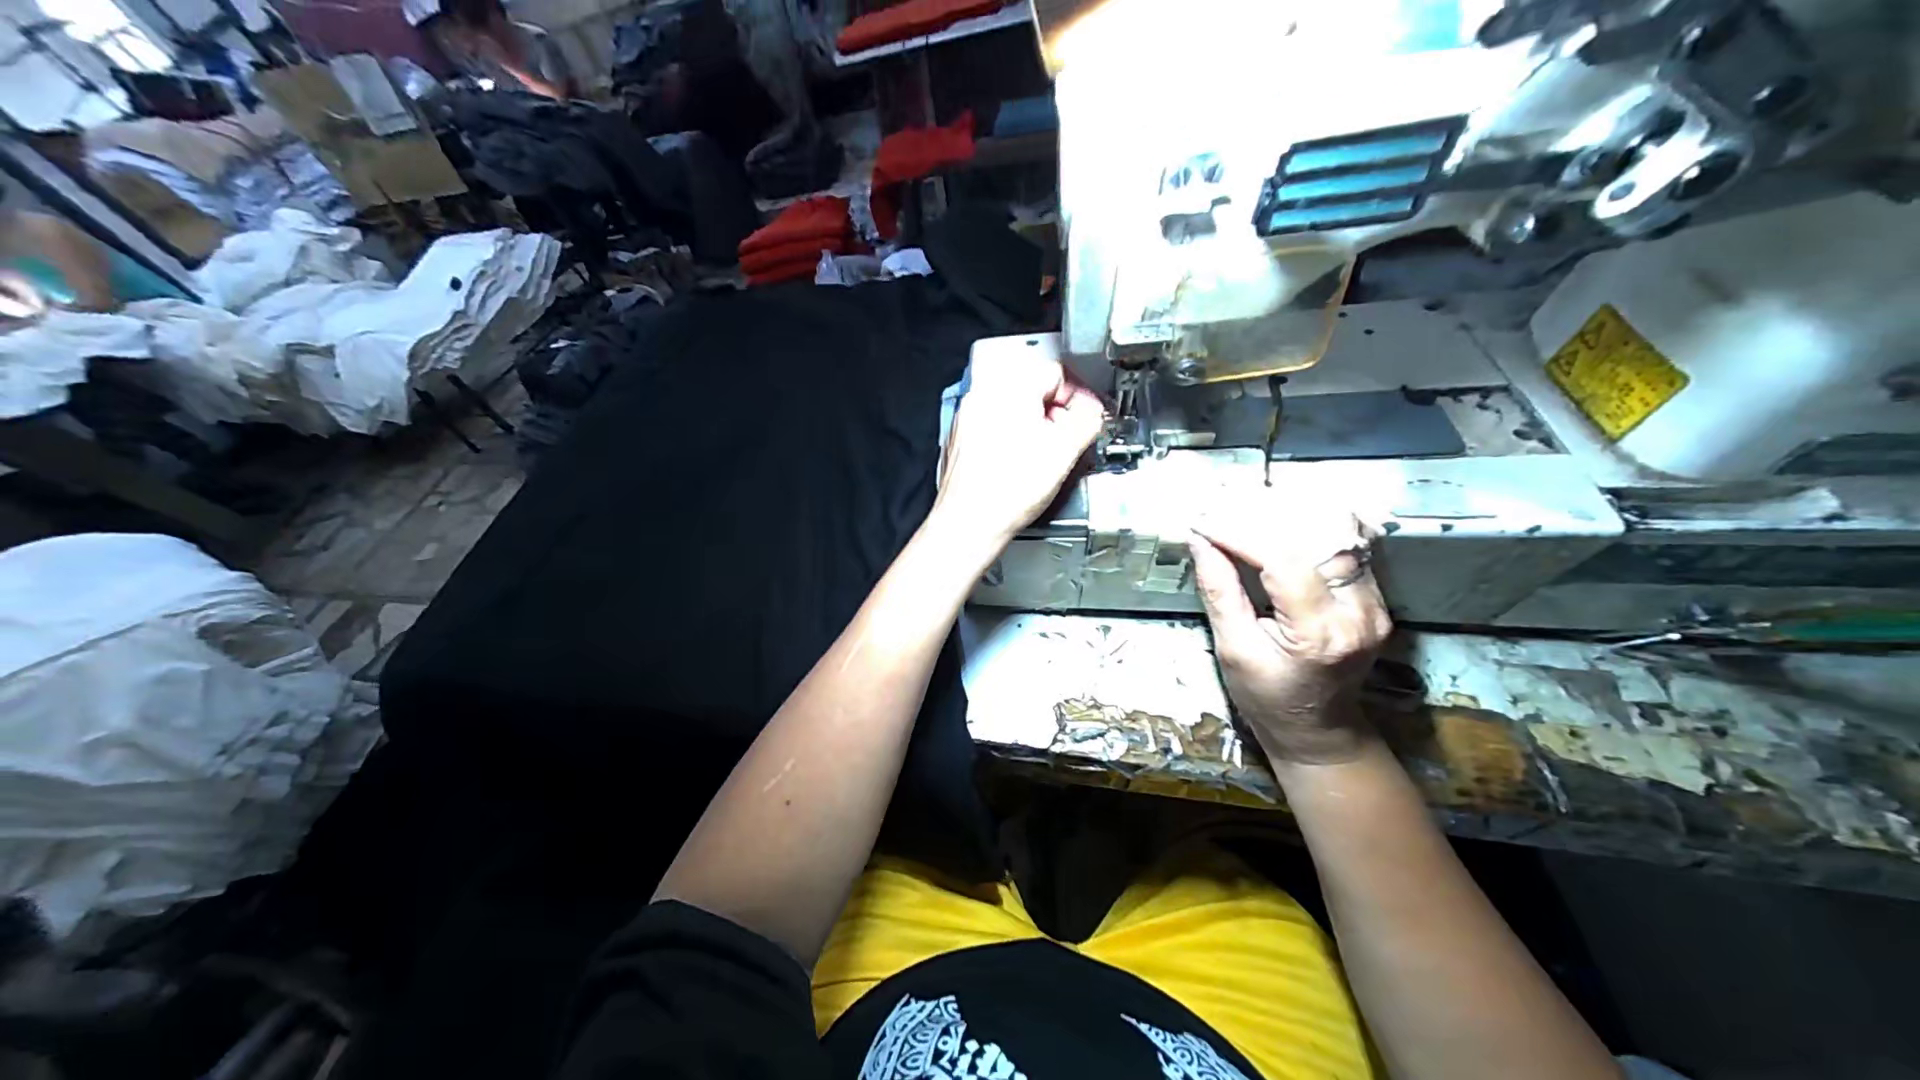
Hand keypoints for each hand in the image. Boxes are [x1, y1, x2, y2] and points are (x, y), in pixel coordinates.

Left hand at [933, 348, 1104, 550]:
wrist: (969, 522)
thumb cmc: (1006, 492)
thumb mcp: (1065, 451)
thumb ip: (1088, 420)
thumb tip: (1092, 412)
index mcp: (1009, 388)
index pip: (1056, 372)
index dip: (1079, 396)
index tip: (1086, 415)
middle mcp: (983, 395)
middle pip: (1034, 387)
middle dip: (1056, 411)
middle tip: (1067, 436)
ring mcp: (968, 417)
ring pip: (1014, 408)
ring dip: (1035, 425)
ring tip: (1044, 453)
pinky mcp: (962, 438)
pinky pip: (996, 426)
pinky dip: (1013, 438)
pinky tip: (1020, 464)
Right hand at [1188, 496, 1392, 764]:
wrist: (1317, 729)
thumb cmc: (1268, 698)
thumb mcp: (1234, 649)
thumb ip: (1220, 591)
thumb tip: (1201, 540)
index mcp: (1320, 634)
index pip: (1282, 562)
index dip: (1240, 534)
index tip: (1204, 523)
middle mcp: (1358, 612)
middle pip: (1317, 539)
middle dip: (1265, 517)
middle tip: (1224, 508)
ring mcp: (1374, 604)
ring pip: (1335, 536)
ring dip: (1289, 518)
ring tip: (1246, 510)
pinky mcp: (1374, 598)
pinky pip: (1342, 549)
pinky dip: (1307, 531)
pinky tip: (1276, 525)